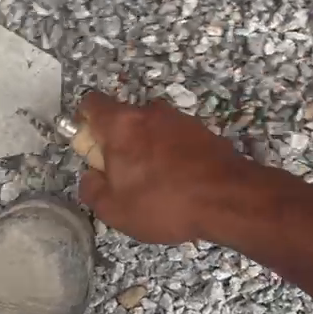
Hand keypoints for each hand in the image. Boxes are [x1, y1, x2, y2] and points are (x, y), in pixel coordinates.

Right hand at [74, 92, 258, 244]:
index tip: (88, 148)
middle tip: (121, 178)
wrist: (229, 200)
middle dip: (116, 144)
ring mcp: (179, 120)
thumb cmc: (164, 203)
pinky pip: (174, 141)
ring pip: (150, 131)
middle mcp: (150, 113)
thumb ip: (92, 189)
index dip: (83, 123)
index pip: (91, 103)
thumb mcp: (114, 209)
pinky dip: (169, 157)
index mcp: (121, 125)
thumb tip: (90, 176)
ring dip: (145, 151)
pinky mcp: (202, 132)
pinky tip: (176, 185)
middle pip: (122, 120)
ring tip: (153, 186)